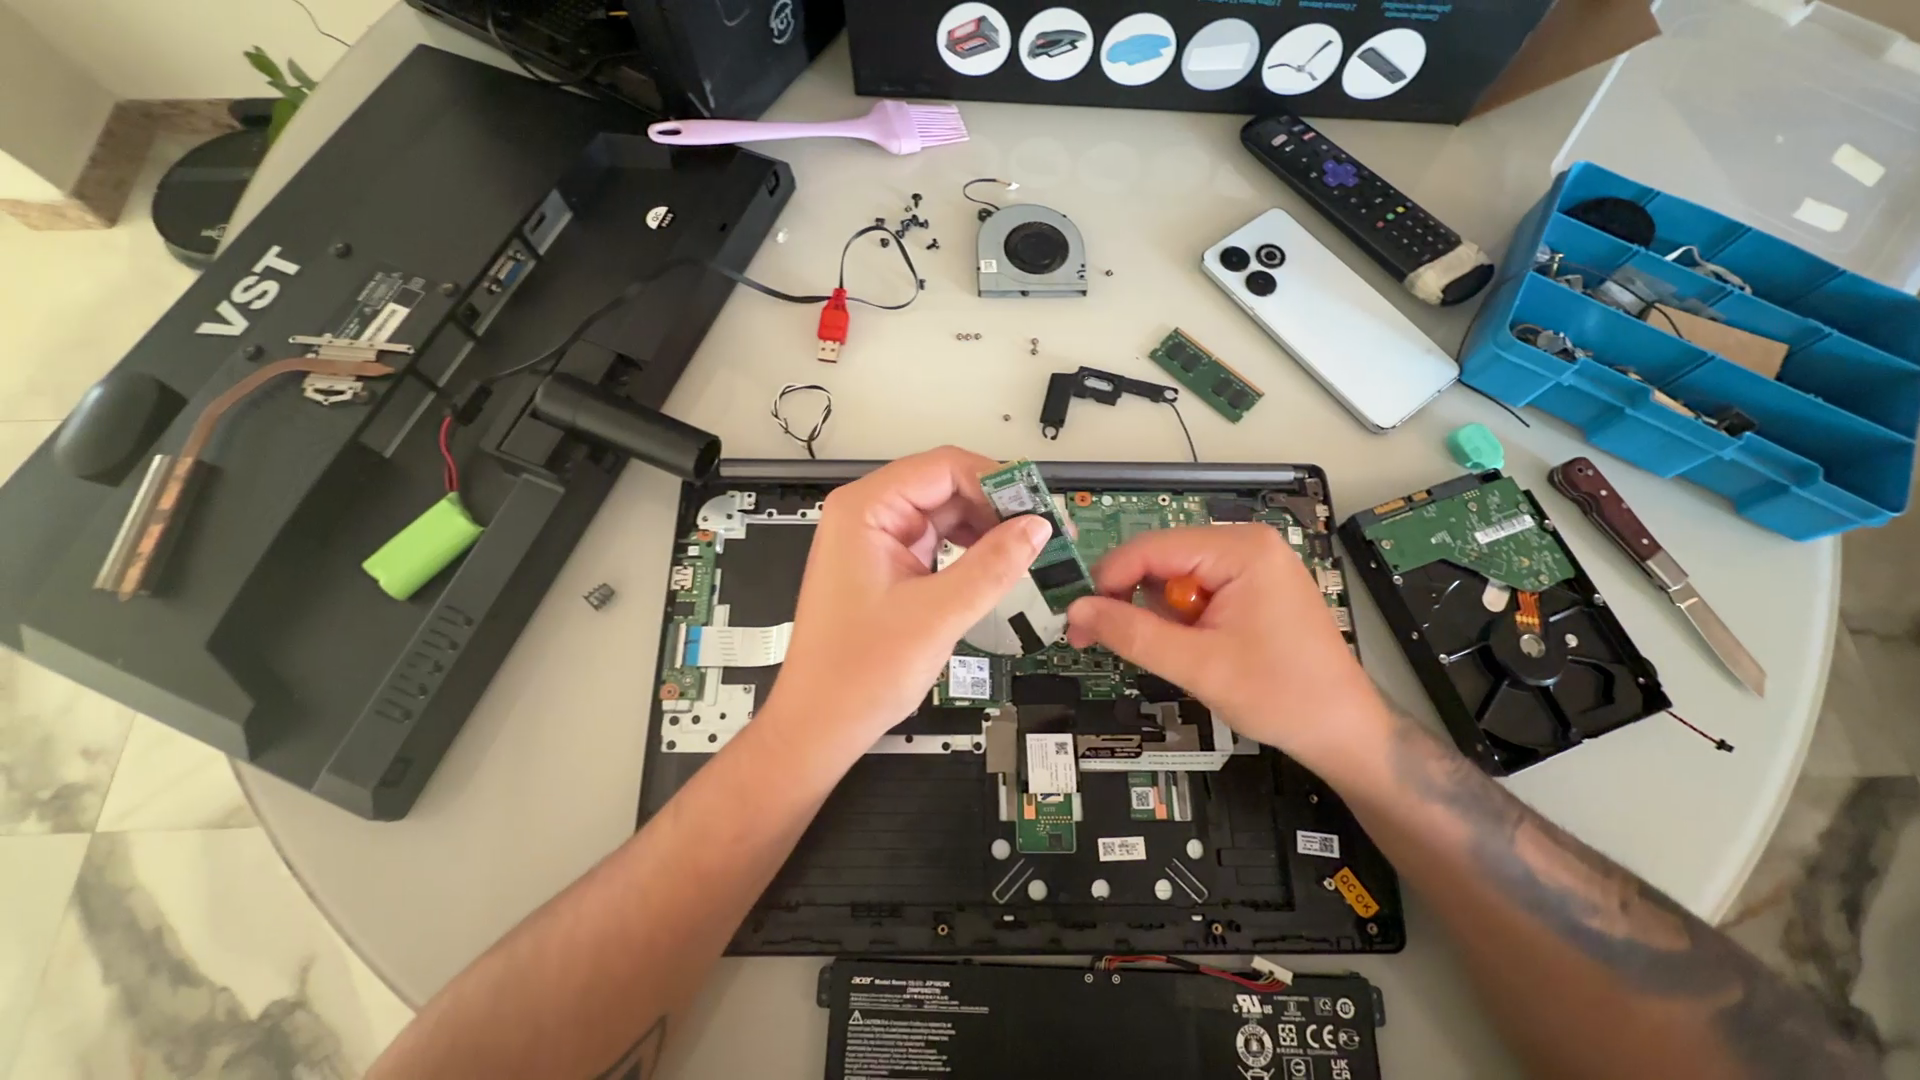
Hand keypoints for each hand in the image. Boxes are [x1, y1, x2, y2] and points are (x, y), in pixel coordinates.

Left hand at [762, 447, 1049, 760]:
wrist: (821, 723)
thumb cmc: (856, 673)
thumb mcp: (937, 615)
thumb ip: (991, 566)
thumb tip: (1035, 528)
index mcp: (864, 511)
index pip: (943, 468)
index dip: (996, 481)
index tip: (1037, 504)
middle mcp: (867, 517)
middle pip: (946, 486)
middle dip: (996, 506)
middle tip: (1042, 531)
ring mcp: (876, 541)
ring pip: (946, 515)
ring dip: (987, 529)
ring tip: (1027, 550)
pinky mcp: (887, 566)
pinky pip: (938, 543)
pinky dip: (970, 551)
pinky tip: (997, 566)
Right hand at [1065, 525, 1386, 766]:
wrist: (1341, 729)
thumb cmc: (1280, 695)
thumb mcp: (1197, 665)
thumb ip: (1132, 634)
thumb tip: (1075, 610)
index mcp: (1241, 549)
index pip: (1151, 548)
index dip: (1108, 581)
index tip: (1079, 621)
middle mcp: (1247, 544)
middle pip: (1161, 561)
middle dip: (1135, 602)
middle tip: (1111, 643)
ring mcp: (1253, 564)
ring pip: (1175, 578)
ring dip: (1162, 616)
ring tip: (1180, 655)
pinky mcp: (1254, 587)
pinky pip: (1197, 591)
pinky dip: (1183, 620)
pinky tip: (1196, 648)